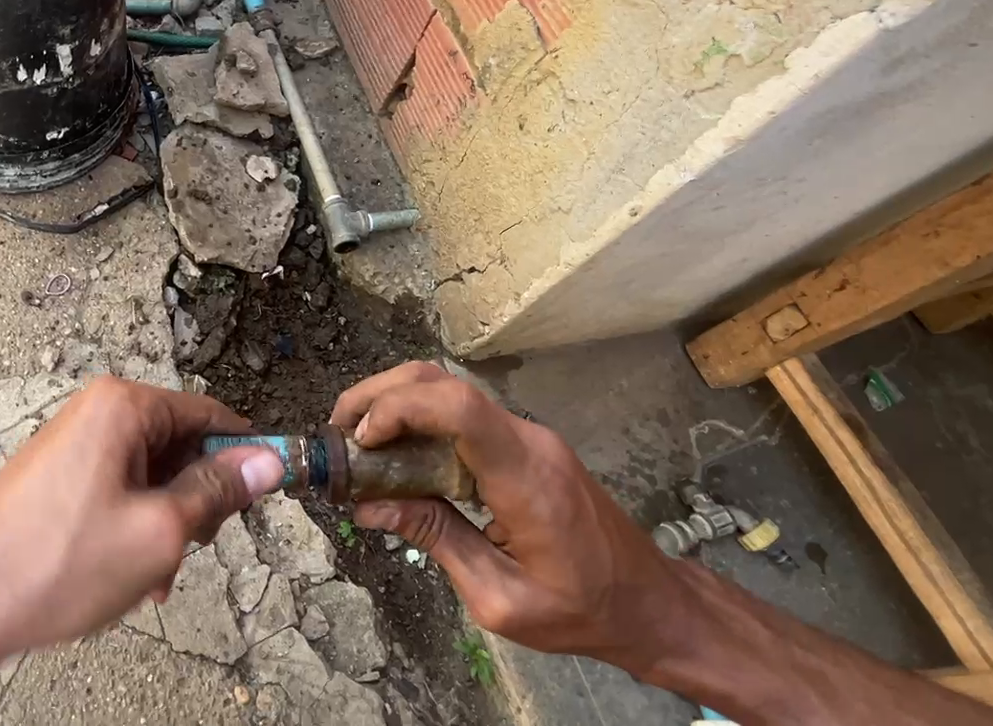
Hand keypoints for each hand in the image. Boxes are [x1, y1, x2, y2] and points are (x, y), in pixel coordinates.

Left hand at [0, 376, 284, 657]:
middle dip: (194, 497)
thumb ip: (218, 489)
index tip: (266, 490)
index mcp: (121, 406)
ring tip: (155, 573)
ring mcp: (72, 439)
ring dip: (165, 520)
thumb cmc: (62, 565)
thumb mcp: (161, 529)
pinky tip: (129, 570)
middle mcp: (95, 409)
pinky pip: (116, 485)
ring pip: (149, 471)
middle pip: (177, 442)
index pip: (206, 413)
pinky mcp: (57, 469)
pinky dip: (133, 522)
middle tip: (193, 548)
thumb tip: (267, 460)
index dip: (243, 453)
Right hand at [330, 362, 681, 673]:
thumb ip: (434, 540)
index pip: (459, 408)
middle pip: (443, 381)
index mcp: (526, 477)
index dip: (401, 408)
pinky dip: (417, 417)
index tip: (362, 440)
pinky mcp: (523, 441)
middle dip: (381, 393)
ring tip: (357, 437)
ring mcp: (528, 434)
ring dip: (395, 401)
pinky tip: (395, 449)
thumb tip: (367, 507)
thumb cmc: (582, 610)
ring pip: (448, 388)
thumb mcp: (500, 598)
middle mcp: (527, 438)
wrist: (653, 602)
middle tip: (339, 429)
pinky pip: (461, 412)